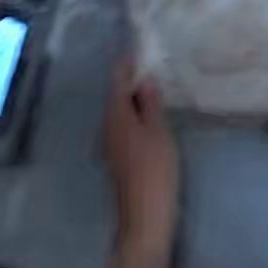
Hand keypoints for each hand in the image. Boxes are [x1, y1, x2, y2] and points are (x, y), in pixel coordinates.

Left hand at [101, 59, 178, 258]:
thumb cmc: (155, 170)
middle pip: (117, 94)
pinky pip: (126, 124)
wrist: (145, 218)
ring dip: (137, 97)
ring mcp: (111, 143)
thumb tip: (145, 78)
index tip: (146, 48)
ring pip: (122, 110)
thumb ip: (151, 103)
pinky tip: (155, 115)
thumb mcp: (159, 131)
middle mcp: (107, 126)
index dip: (129, 63)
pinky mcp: (119, 156)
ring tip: (160, 87)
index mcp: (115, 115)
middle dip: (134, 78)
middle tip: (158, 64)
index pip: (117, 79)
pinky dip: (138, 114)